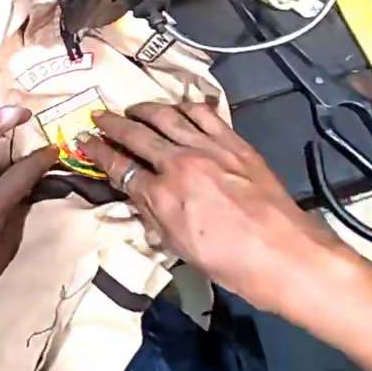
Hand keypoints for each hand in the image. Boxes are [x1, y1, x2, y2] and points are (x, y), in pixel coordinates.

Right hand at [79, 100, 353, 311]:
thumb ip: (153, 215)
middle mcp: (180, 164)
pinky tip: (177, 107)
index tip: (85, 141)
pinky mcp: (234, 142)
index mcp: (162, 195)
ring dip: (144, 109)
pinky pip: (203, 114)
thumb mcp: (179, 248)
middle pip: (136, 134)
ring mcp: (209, 148)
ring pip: (167, 116)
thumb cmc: (231, 264)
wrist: (286, 254)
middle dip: (112, 124)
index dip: (97, 151)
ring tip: (133, 109)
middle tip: (99, 117)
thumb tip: (138, 194)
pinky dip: (185, 107)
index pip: (120, 166)